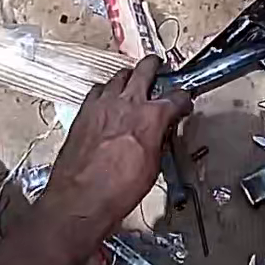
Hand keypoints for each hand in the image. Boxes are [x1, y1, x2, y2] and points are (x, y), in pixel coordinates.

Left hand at [37, 57, 192, 246]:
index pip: (176, 97)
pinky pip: (98, 90)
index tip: (183, 103)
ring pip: (120, 75)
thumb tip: (161, 132)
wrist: (81, 199)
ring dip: (129, 77)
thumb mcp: (153, 167)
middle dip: (155, 66)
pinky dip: (106, 91)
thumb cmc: (118, 190)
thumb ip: (158, 140)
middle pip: (145, 69)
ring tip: (132, 80)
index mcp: (152, 117)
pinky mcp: (85, 110)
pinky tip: (107, 99)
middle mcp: (128, 103)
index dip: (183, 99)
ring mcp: (104, 103)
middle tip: (158, 66)